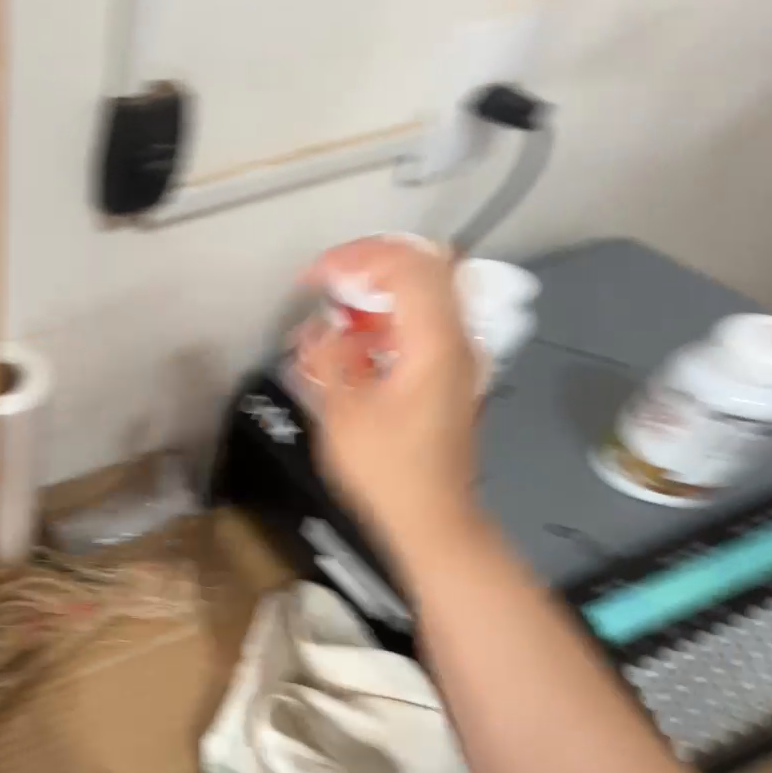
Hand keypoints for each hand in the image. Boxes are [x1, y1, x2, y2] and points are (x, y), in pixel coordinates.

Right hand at [302, 235, 483, 544]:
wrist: (430, 514)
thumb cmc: (385, 469)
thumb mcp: (343, 412)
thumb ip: (331, 358)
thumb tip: (322, 327)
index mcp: (434, 344)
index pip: (409, 268)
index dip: (359, 258)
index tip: (314, 276)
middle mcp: (456, 340)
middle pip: (427, 269)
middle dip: (372, 264)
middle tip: (327, 282)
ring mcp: (457, 357)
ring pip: (426, 294)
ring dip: (377, 292)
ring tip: (335, 314)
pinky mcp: (446, 373)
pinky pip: (421, 323)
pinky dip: (386, 317)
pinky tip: (354, 343)